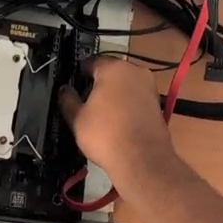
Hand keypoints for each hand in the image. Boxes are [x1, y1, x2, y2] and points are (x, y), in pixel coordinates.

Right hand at [58, 56, 179, 182]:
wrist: (143, 160)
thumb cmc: (106, 135)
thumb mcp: (77, 118)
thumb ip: (68, 99)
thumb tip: (65, 89)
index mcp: (114, 68)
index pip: (91, 62)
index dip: (79, 75)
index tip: (72, 88)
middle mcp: (135, 70)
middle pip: (110, 72)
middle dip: (98, 84)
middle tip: (85, 103)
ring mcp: (150, 86)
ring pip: (125, 84)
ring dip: (113, 94)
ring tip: (101, 115)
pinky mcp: (158, 103)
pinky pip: (136, 97)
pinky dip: (126, 104)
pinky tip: (118, 121)